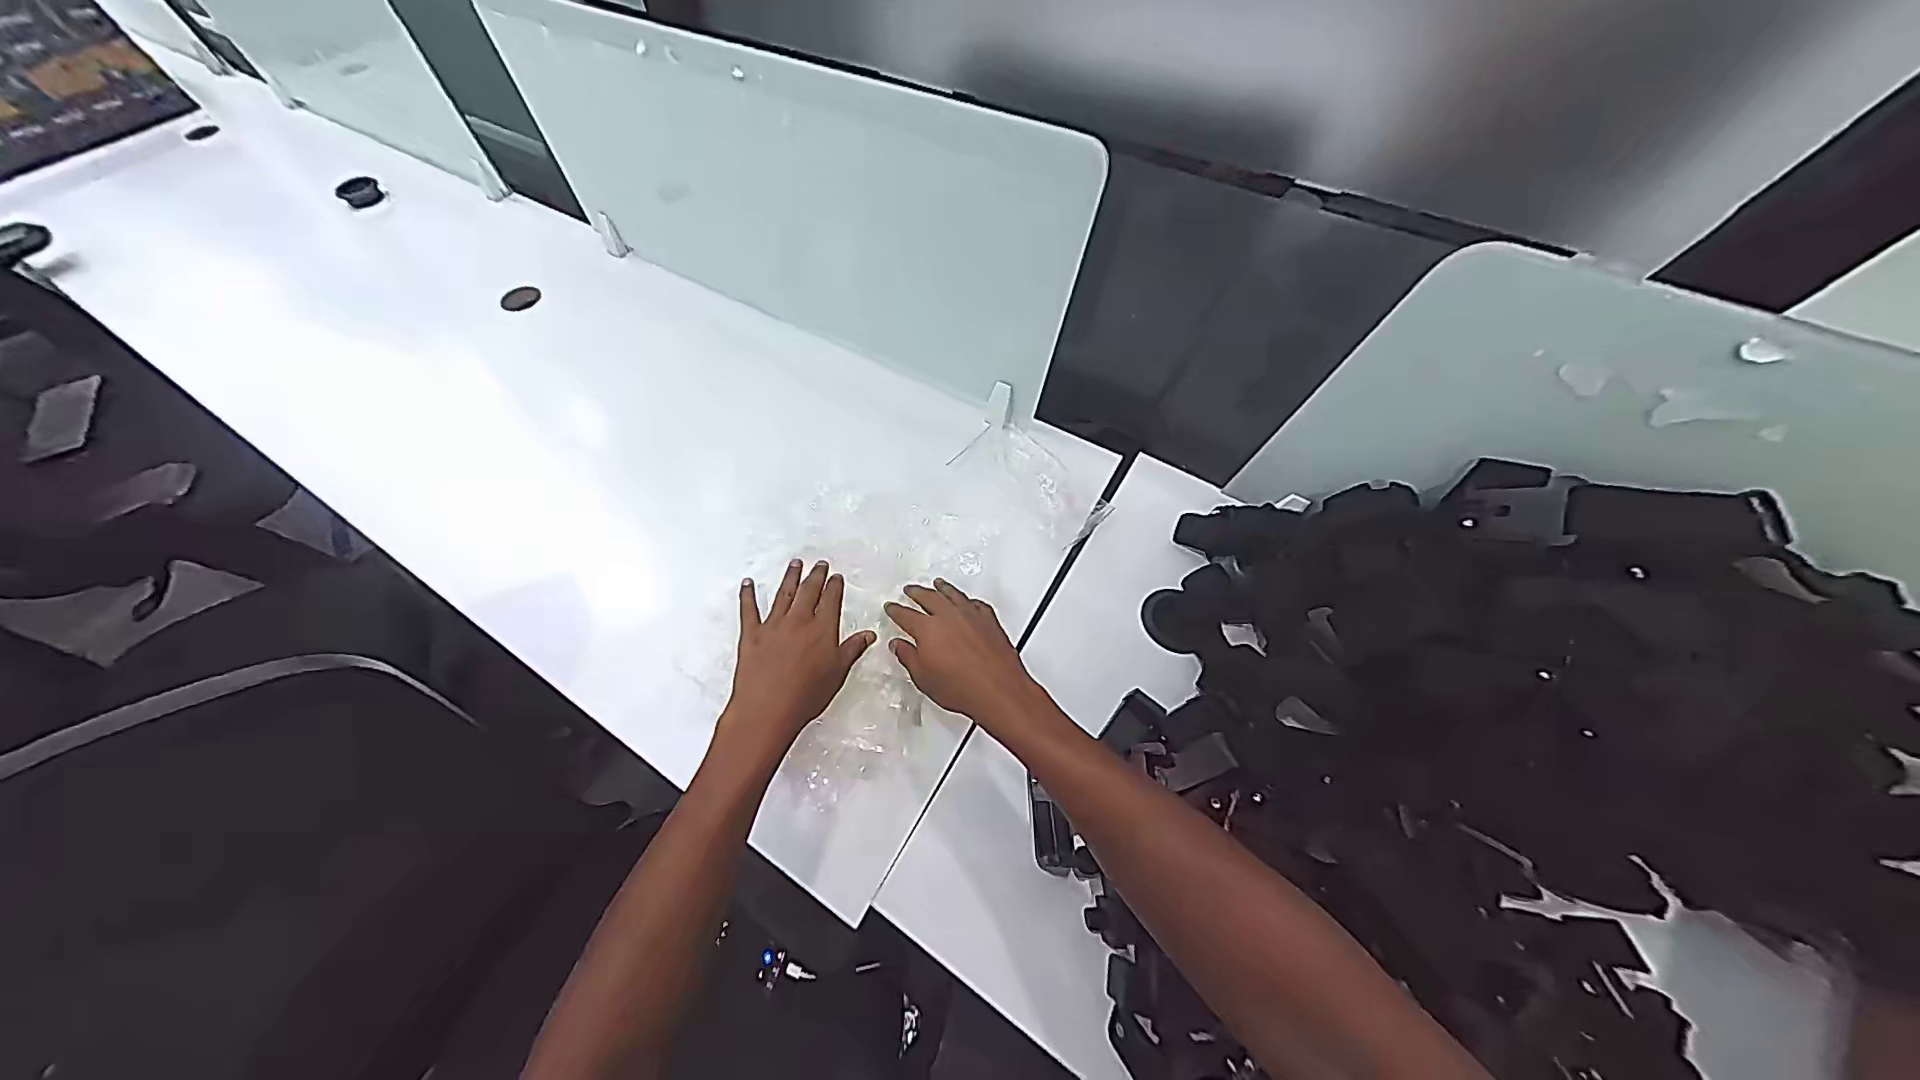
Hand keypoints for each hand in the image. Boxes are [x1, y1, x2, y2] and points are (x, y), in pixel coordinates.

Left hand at [720, 559, 874, 761]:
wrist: (768, 708)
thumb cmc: (805, 695)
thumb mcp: (838, 673)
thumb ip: (852, 649)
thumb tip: (868, 635)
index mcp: (822, 629)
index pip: (831, 601)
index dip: (834, 587)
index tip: (836, 578)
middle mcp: (799, 621)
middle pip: (809, 591)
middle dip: (815, 576)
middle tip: (819, 565)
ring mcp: (773, 625)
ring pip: (783, 594)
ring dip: (790, 577)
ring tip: (795, 564)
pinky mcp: (751, 634)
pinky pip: (749, 609)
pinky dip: (747, 595)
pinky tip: (748, 583)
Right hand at [884, 579, 1045, 725]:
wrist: (997, 689)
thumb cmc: (964, 687)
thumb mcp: (923, 677)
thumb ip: (908, 657)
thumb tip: (899, 646)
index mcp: (927, 628)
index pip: (905, 614)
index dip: (896, 610)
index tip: (892, 607)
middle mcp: (948, 616)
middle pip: (928, 597)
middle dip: (916, 593)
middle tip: (910, 590)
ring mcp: (970, 615)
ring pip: (952, 594)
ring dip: (942, 588)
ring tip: (937, 584)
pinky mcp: (989, 620)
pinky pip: (975, 603)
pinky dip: (968, 600)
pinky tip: (967, 601)